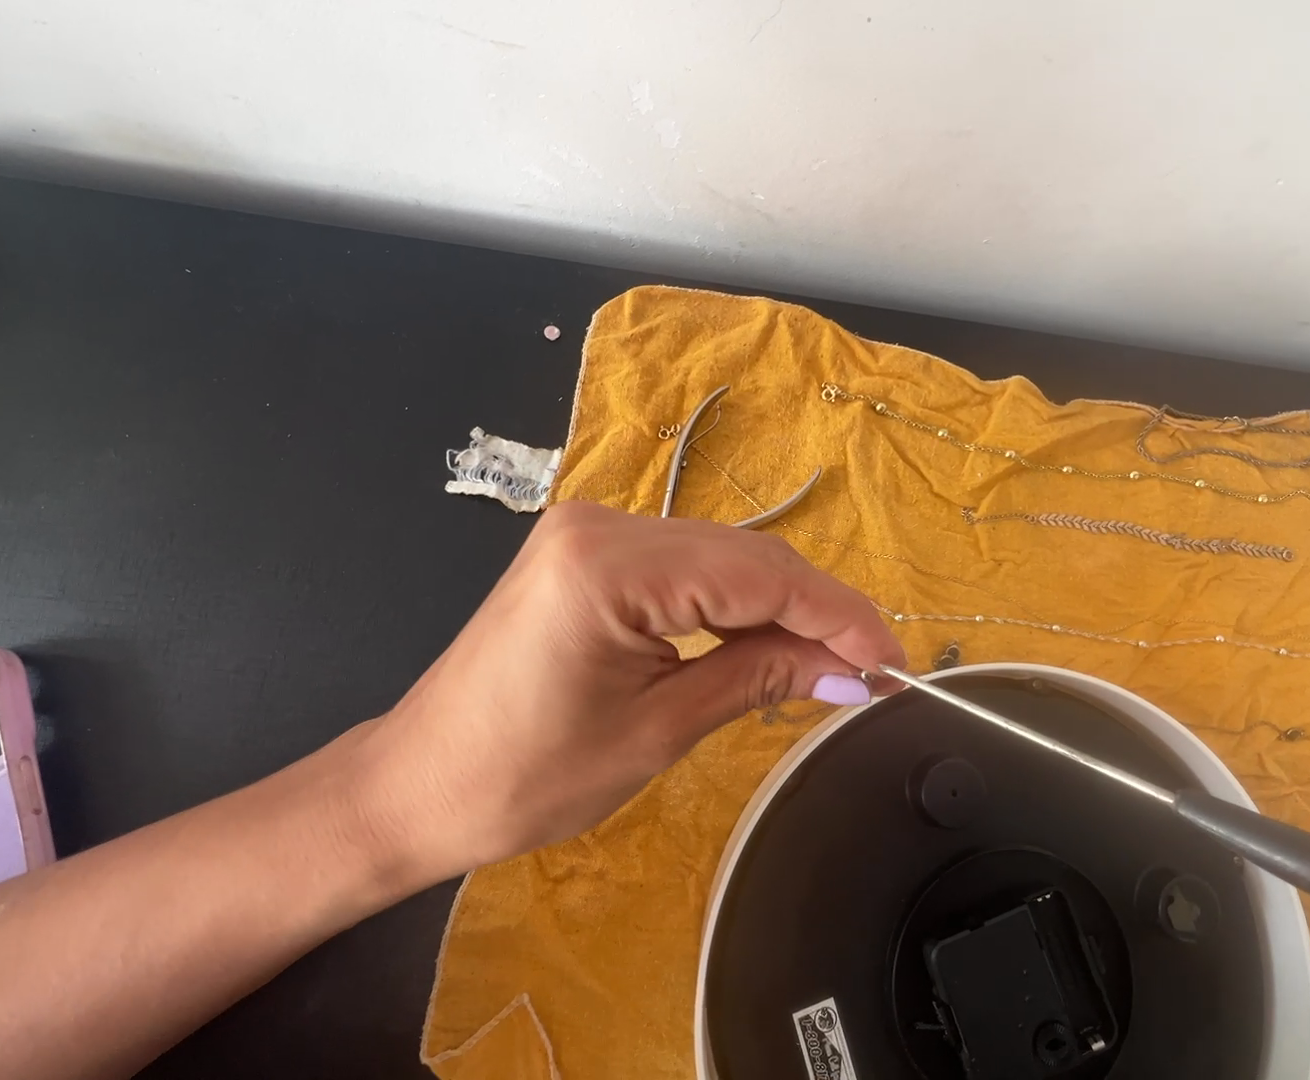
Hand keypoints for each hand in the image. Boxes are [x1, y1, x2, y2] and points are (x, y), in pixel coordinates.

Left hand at [353, 502, 906, 882]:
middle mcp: (602, 523)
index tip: (892, 663)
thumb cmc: (524, 778)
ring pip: (723, 557)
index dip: (838, 617)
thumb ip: (759, 677)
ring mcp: (591, 529)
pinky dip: (736, 603)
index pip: (760, 575)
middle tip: (870, 670)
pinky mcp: (588, 549)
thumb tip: (851, 672)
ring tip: (830, 664)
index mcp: (609, 565)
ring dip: (782, 607)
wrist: (417, 784)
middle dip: (817, 612)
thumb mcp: (658, 732)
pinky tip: (767, 640)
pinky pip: (688, 566)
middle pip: (746, 556)